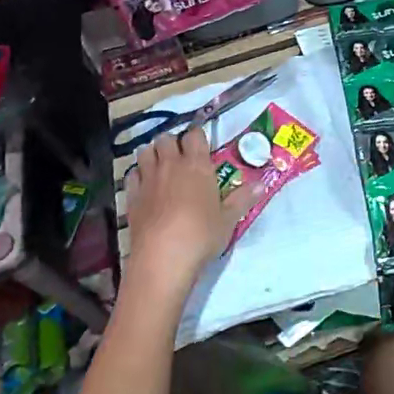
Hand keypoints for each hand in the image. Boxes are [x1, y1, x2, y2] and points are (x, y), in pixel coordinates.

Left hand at [122, 128, 255, 306]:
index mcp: (197, 165)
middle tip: (180, 156)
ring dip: (152, 153)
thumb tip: (262, 184)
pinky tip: (144, 184)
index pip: (195, 136)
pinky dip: (138, 174)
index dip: (198, 136)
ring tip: (160, 165)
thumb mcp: (228, 219)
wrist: (163, 257)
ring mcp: (148, 179)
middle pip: (166, 138)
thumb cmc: (202, 235)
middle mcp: (170, 165)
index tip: (202, 146)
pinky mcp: (131, 196)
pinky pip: (132, 174)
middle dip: (172, 142)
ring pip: (145, 151)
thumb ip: (243, 198)